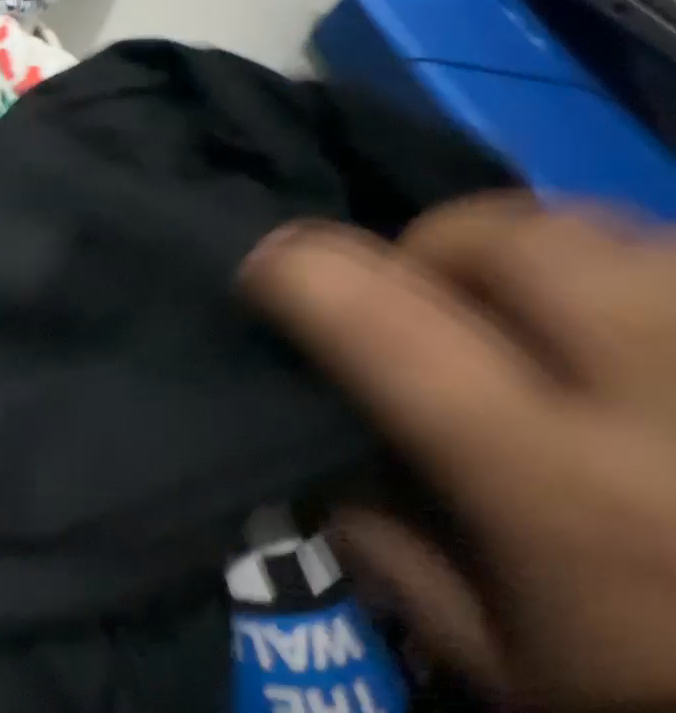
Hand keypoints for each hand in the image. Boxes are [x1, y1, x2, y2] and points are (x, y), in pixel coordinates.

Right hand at [243, 194, 675, 709]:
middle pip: (524, 240)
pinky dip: (633, 291)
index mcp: (562, 488)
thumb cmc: (663, 692)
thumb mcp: (503, 659)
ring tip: (542, 321)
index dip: (301, 272)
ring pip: (627, 237)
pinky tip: (630, 357)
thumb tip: (334, 456)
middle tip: (428, 296)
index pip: (386, 325)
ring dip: (552, 264)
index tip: (268, 268)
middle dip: (442, 247)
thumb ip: (394, 550)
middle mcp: (668, 404)